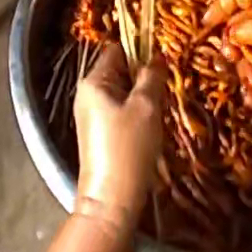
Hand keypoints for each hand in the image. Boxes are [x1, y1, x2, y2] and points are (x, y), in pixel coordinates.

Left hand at [72, 44, 166, 233]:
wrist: (110, 201)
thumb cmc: (127, 149)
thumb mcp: (145, 108)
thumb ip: (151, 77)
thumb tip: (157, 56)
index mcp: (93, 81)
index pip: (116, 50)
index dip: (139, 50)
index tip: (162, 60)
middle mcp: (87, 93)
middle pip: (119, 71)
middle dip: (142, 77)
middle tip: (165, 88)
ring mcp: (91, 113)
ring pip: (121, 92)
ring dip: (141, 97)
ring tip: (160, 108)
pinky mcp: (98, 132)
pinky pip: (119, 110)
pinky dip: (135, 113)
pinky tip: (150, 127)